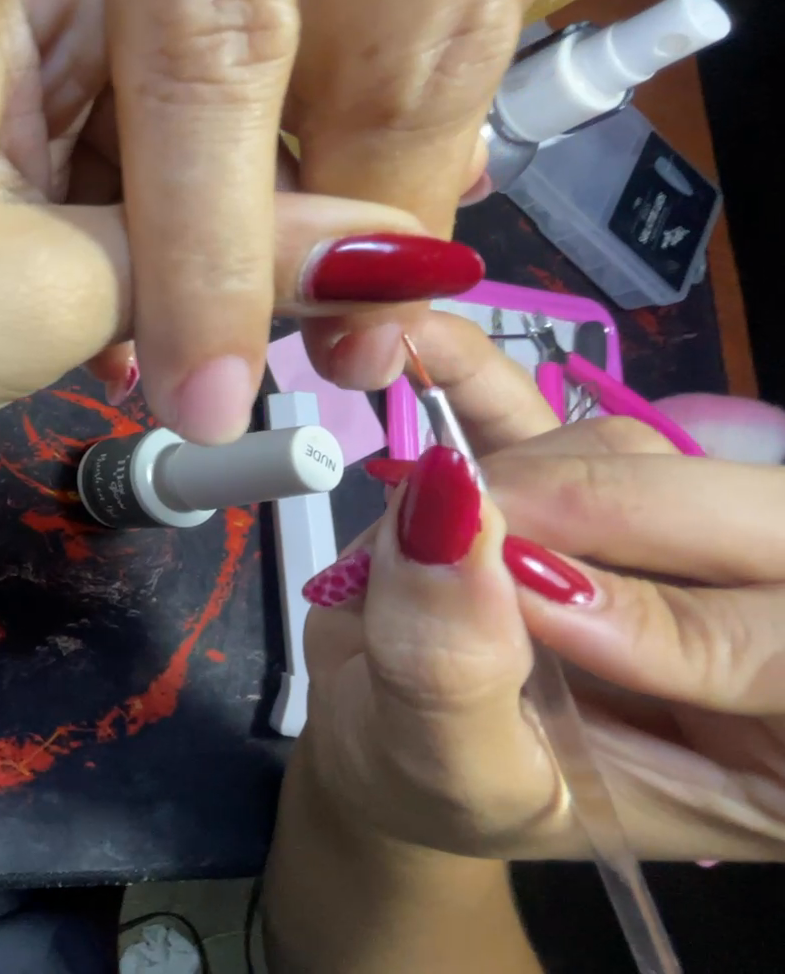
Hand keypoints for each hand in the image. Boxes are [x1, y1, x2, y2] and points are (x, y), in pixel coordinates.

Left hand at [0, 0, 475, 500]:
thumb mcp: (57, 292)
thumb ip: (232, 267)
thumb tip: (406, 262)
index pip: (204, 21)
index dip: (294, 132)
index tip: (374, 232)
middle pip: (167, 92)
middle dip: (235, 208)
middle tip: (317, 301)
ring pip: (121, 157)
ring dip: (173, 250)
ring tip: (227, 339)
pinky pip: (68, 197)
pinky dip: (112, 261)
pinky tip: (141, 329)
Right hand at [298, 413, 784, 862]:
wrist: (378, 737)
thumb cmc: (420, 782)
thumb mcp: (450, 767)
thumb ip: (452, 667)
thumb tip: (444, 524)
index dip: (659, 614)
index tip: (505, 595)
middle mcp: (765, 625)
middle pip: (744, 518)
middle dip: (577, 517)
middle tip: (441, 534)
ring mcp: (665, 539)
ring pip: (635, 451)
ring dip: (509, 474)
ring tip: (410, 541)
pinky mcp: (567, 484)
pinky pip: (540, 405)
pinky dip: (471, 372)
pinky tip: (411, 343)